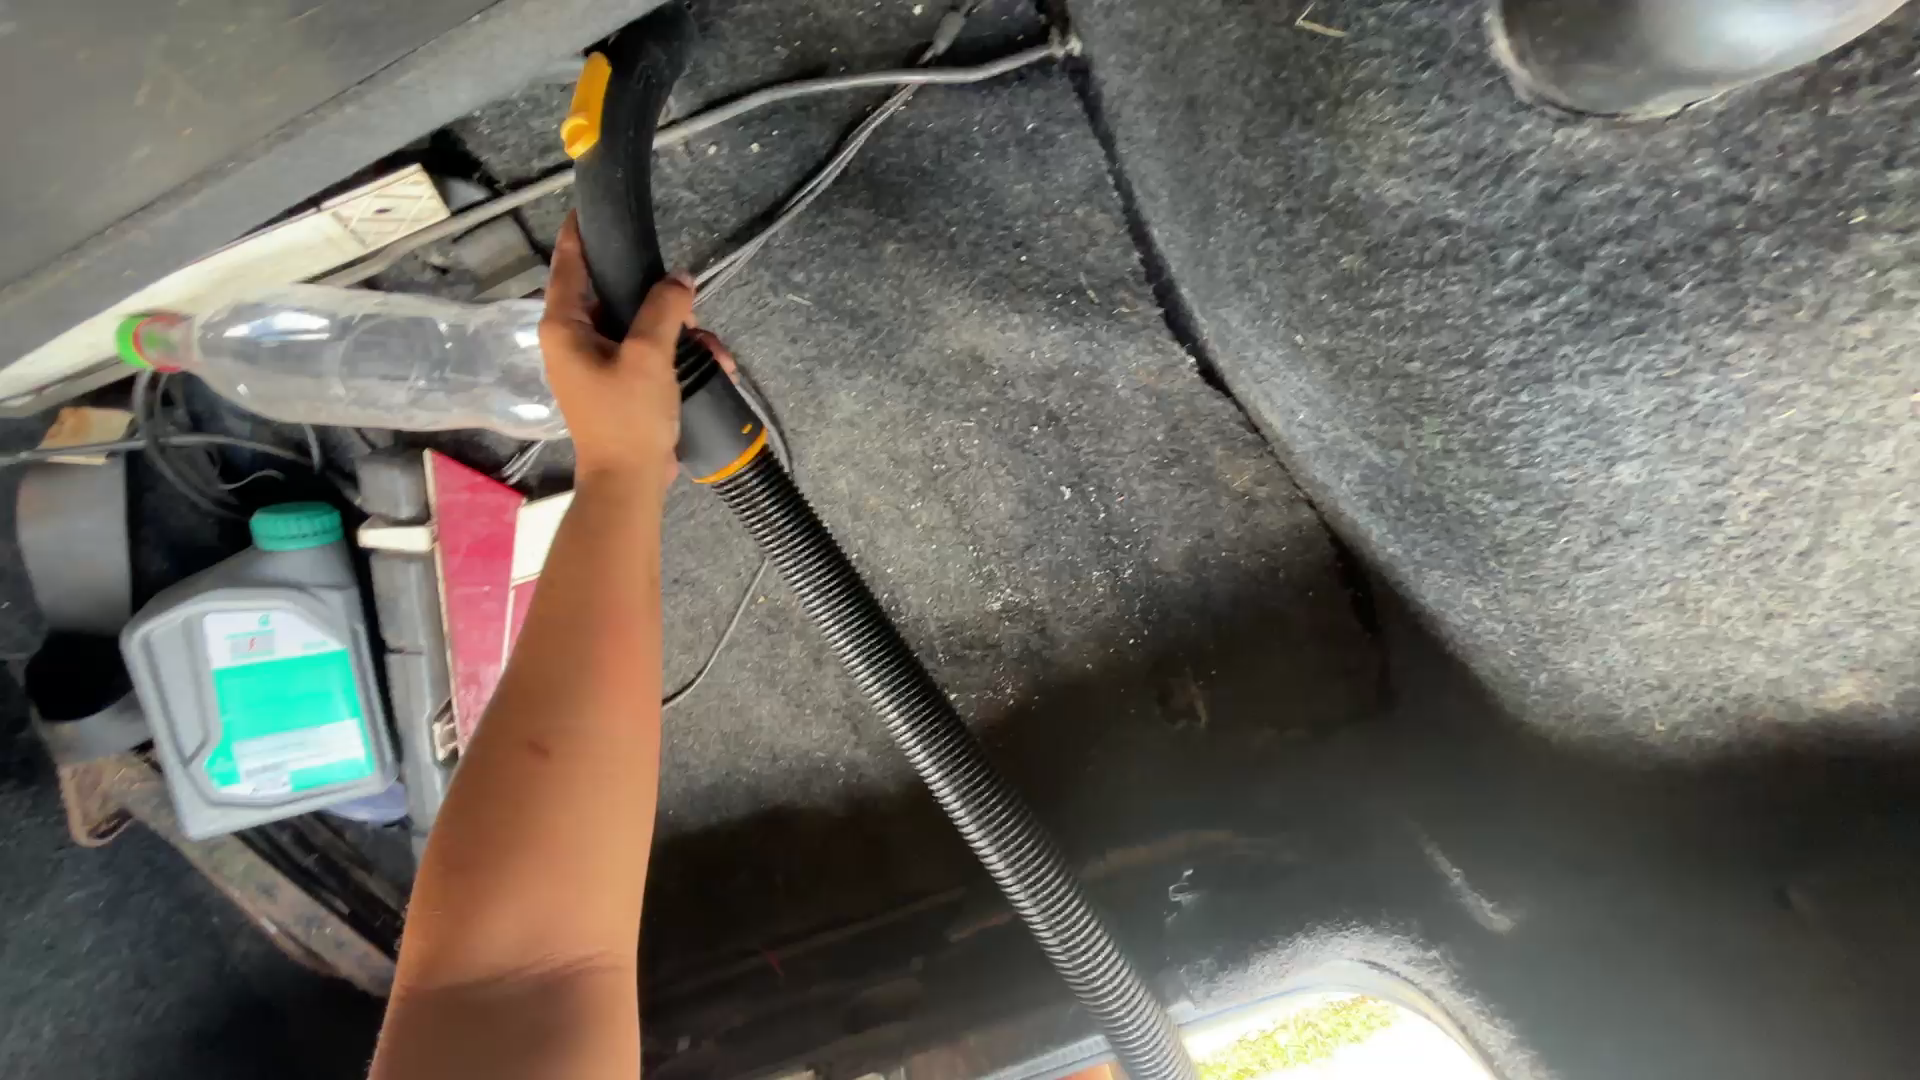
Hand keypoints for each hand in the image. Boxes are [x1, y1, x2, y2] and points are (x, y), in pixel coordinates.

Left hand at [540, 211, 704, 493]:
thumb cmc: (628, 417)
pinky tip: (715, 368)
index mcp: (565, 326)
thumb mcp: (649, 357)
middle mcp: (576, 340)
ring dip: (683, 336)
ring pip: (644, 329)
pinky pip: (652, 357)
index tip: (595, 206)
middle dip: (663, 300)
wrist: (630, 481)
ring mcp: (600, 365)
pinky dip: (681, 359)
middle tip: (694, 305)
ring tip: (716, 352)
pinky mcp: (623, 387)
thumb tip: (681, 280)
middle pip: (618, 298)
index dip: (582, 233)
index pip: (569, 264)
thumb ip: (664, 310)